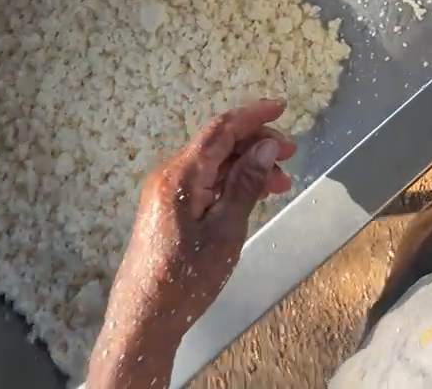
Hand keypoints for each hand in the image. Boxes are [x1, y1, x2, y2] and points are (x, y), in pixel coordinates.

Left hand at [86, 100, 295, 388]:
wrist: (142, 324)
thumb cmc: (185, 279)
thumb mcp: (225, 230)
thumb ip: (246, 183)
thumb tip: (267, 146)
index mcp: (181, 175)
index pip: (221, 129)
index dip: (253, 115)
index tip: (282, 107)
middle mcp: (170, 176)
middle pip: (219, 143)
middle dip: (256, 143)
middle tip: (290, 155)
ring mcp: (167, 193)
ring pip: (214, 163)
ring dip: (248, 165)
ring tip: (280, 182)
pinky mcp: (168, 210)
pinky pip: (206, 181)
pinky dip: (233, 181)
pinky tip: (254, 194)